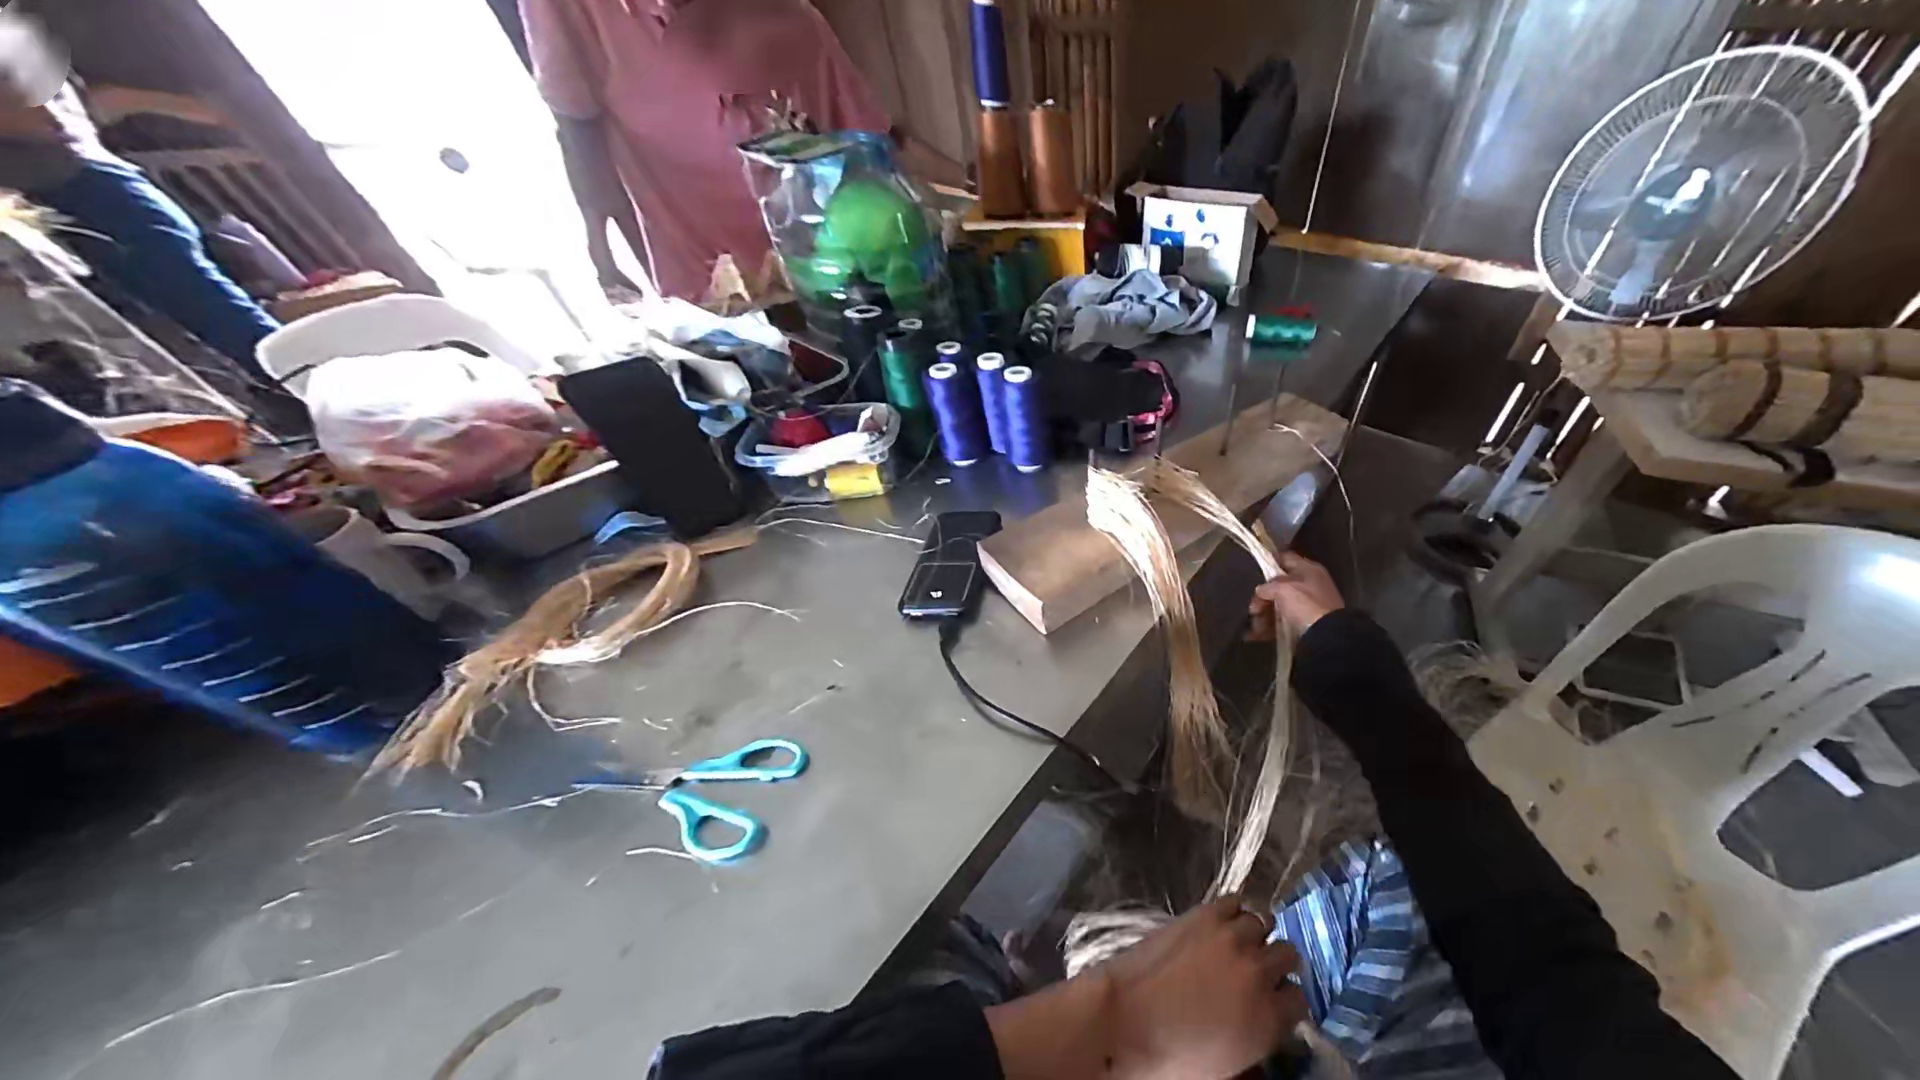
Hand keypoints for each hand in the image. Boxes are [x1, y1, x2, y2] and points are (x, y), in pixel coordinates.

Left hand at [1102, 895, 1307, 1077]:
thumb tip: (1261, 1030)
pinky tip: (1222, 921)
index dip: (1286, 999)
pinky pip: (1233, 901)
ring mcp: (1231, 938)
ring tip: (1239, 942)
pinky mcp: (1204, 914)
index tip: (1274, 999)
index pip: (1300, 999)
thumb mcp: (1229, 1068)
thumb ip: (1257, 1043)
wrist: (1128, 1018)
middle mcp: (1258, 973)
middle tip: (1258, 969)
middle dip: (1276, 962)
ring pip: (1263, 922)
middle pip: (1287, 953)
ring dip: (1255, 933)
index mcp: (1269, 1018)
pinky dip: (1233, 910)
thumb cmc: (1175, 1056)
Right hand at [1248, 552, 1343, 640]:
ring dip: (1265, 612)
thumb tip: (1260, 590)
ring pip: (1280, 603)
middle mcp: (1311, 583)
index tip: (1253, 570)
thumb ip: (1267, 586)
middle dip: (1263, 595)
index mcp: (1309, 569)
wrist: (1327, 636)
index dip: (1268, 562)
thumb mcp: (1282, 589)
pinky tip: (1259, 633)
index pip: (1285, 558)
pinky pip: (1284, 619)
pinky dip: (1272, 625)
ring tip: (1254, 625)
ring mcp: (1310, 603)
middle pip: (1280, 583)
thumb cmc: (1305, 605)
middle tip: (1253, 607)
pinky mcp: (1308, 621)